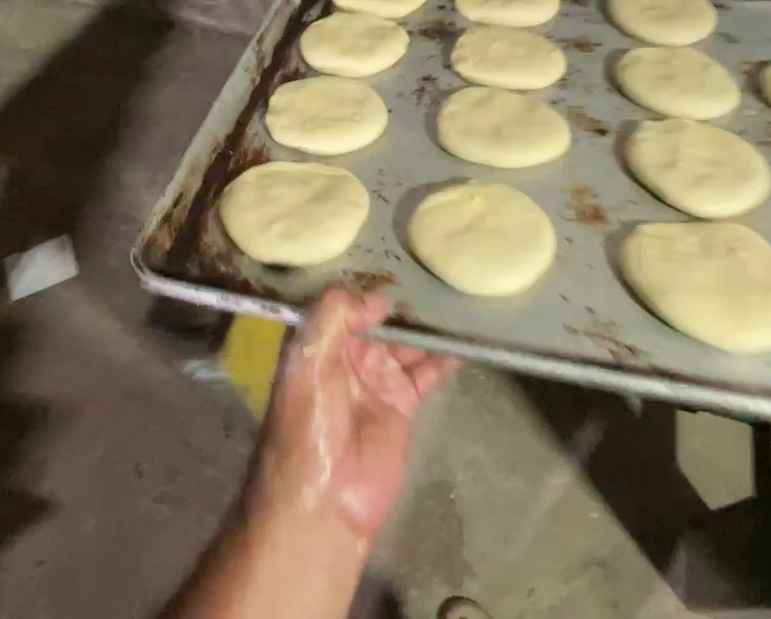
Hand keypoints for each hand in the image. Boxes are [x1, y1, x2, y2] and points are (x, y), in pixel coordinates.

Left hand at [247, 288, 460, 542]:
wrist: (324, 506)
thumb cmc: (308, 429)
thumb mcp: (308, 365)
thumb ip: (334, 320)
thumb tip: (378, 300)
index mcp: (317, 343)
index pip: (343, 304)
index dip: (366, 287)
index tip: (396, 264)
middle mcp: (346, 356)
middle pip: (379, 320)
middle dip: (402, 303)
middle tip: (435, 277)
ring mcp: (376, 379)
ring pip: (406, 342)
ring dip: (426, 326)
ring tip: (455, 302)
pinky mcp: (402, 404)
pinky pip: (426, 372)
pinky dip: (444, 357)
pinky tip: (462, 343)